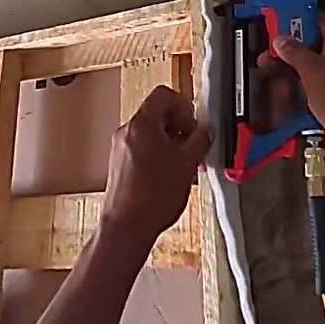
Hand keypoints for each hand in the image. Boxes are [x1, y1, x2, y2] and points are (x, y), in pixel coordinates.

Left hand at [102, 85, 209, 244]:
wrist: (126, 228)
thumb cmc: (153, 196)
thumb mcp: (188, 163)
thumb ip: (200, 139)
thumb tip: (205, 131)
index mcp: (142, 124)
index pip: (164, 95)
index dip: (183, 106)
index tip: (193, 124)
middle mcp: (128, 131)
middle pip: (157, 112)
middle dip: (179, 125)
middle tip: (192, 143)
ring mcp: (120, 148)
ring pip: (150, 131)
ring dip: (171, 140)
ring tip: (184, 162)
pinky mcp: (119, 164)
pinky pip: (142, 146)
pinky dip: (158, 152)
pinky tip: (170, 173)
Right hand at [271, 21, 324, 168]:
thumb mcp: (312, 69)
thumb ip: (295, 52)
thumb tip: (280, 38)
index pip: (321, 29)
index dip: (304, 24)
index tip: (283, 25)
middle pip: (309, 54)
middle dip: (288, 55)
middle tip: (267, 56)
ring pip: (305, 76)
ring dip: (287, 77)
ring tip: (267, 77)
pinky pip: (305, 96)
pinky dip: (292, 97)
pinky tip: (278, 100)